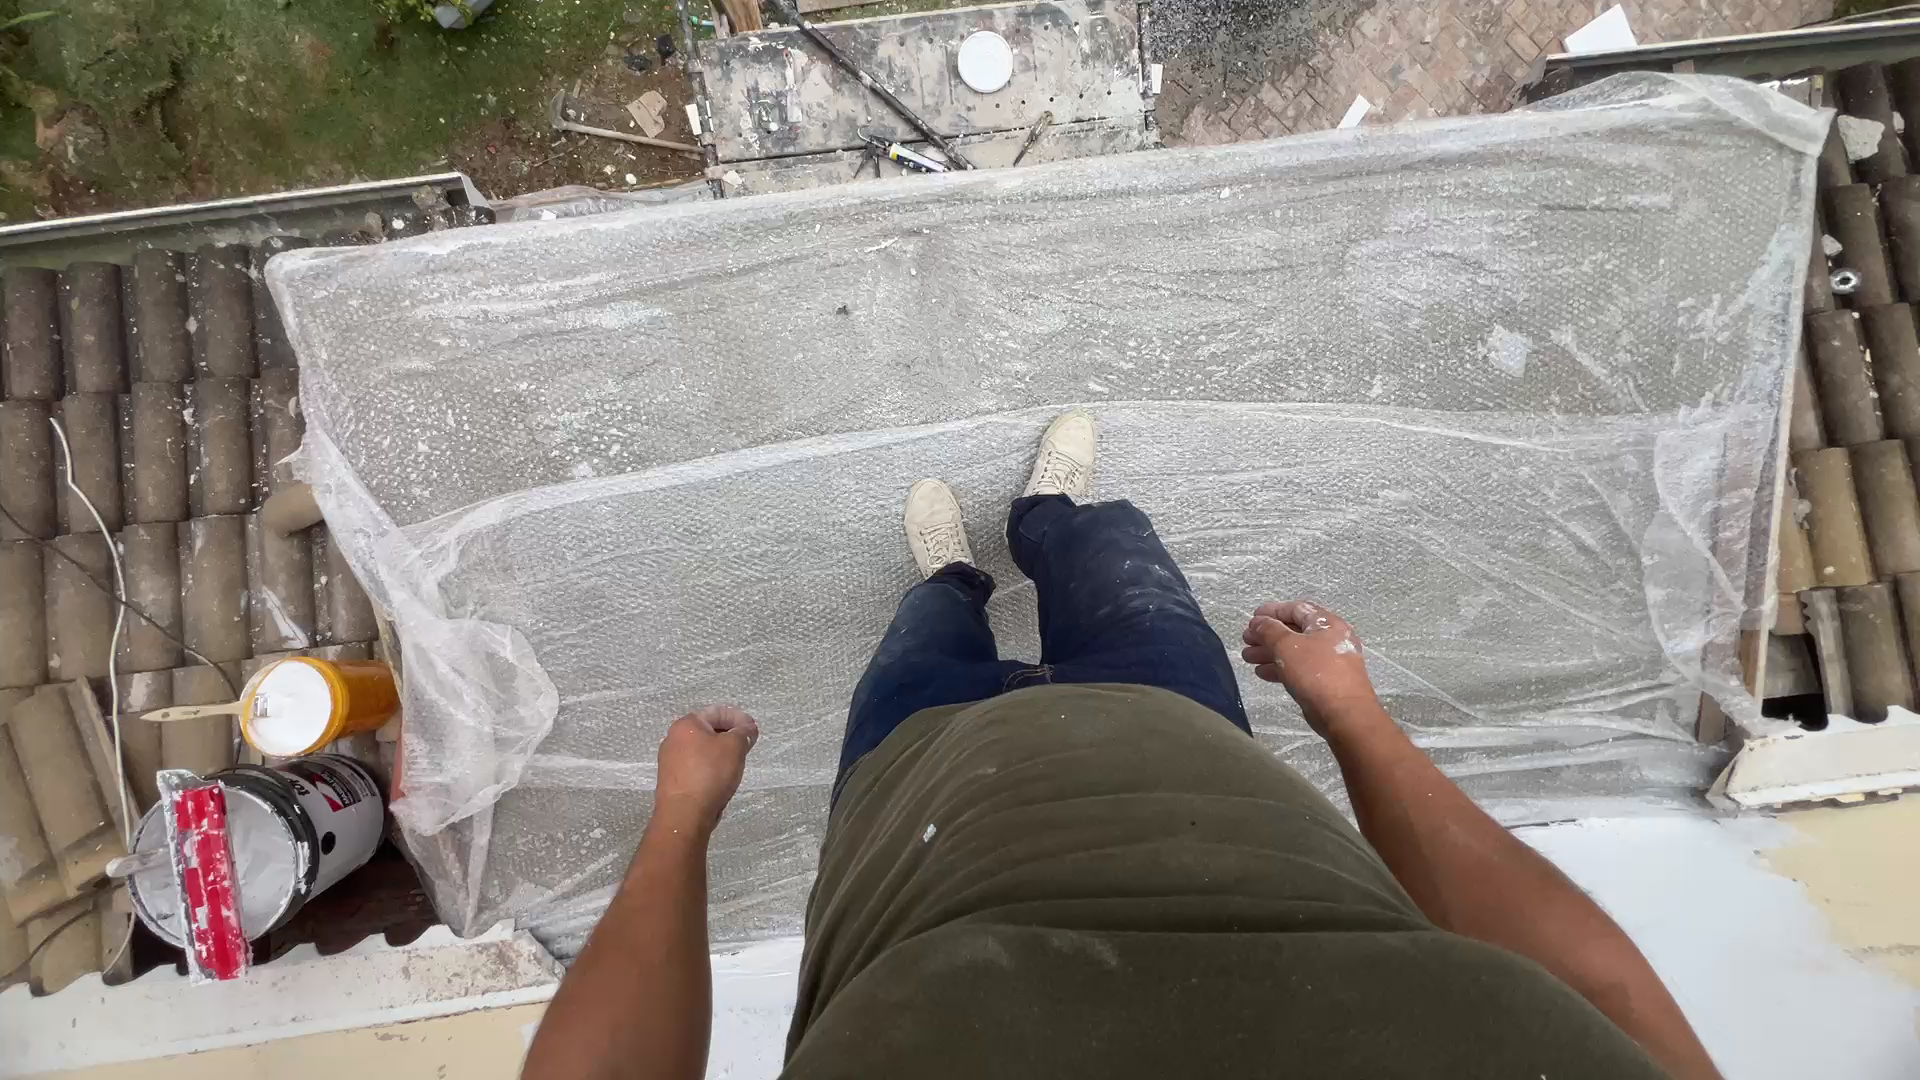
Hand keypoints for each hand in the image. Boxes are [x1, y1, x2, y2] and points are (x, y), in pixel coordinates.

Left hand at [655, 706, 758, 831]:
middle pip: (708, 729)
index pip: (717, 711)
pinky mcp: (672, 779)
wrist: (684, 814)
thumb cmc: (710, 773)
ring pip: (702, 748)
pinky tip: (722, 777)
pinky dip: (711, 765)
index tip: (753, 730)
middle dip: (730, 734)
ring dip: (721, 751)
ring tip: (737, 762)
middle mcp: (673, 739)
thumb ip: (744, 732)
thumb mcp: (735, 747)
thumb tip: (748, 730)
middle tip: (747, 745)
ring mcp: (670, 760)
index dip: (739, 718)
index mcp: (686, 725)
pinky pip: (696, 764)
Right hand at [1241, 602, 1382, 737]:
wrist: (1343, 713)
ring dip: (1269, 652)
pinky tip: (1262, 673)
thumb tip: (1257, 621)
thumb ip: (1268, 629)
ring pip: (1293, 650)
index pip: (1297, 609)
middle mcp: (1330, 639)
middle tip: (1246, 640)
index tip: (1252, 618)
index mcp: (1327, 624)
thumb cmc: (1315, 672)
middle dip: (1266, 634)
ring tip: (1247, 658)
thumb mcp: (1286, 645)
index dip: (1272, 611)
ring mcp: (1328, 661)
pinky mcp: (1323, 681)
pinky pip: (1297, 668)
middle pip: (1293, 631)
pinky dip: (1279, 667)